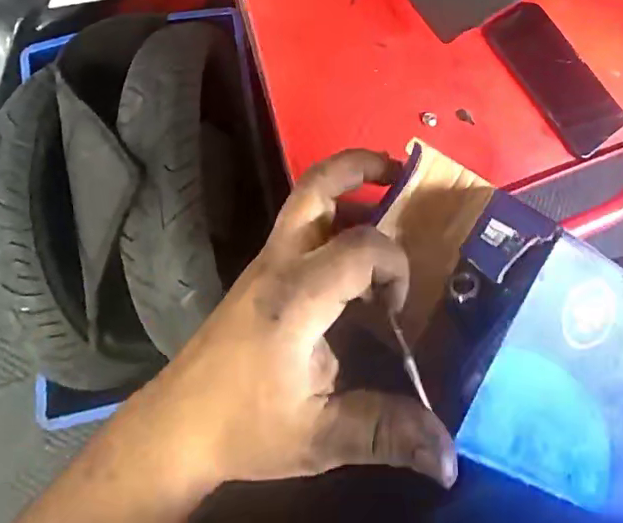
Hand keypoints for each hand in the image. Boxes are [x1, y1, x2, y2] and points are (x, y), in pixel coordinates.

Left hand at [24, 151, 455, 522]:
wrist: (175, 429)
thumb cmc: (246, 428)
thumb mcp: (320, 438)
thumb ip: (385, 433)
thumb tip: (447, 456)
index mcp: (297, 296)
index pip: (361, 247)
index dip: (394, 267)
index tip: (395, 309)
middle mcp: (281, 261)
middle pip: (318, 185)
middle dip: (363, 166)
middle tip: (401, 173)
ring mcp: (267, 259)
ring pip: (307, 195)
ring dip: (349, 185)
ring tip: (387, 194)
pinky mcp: (262, 267)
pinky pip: (304, 220)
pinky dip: (337, 214)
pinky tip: (356, 248)